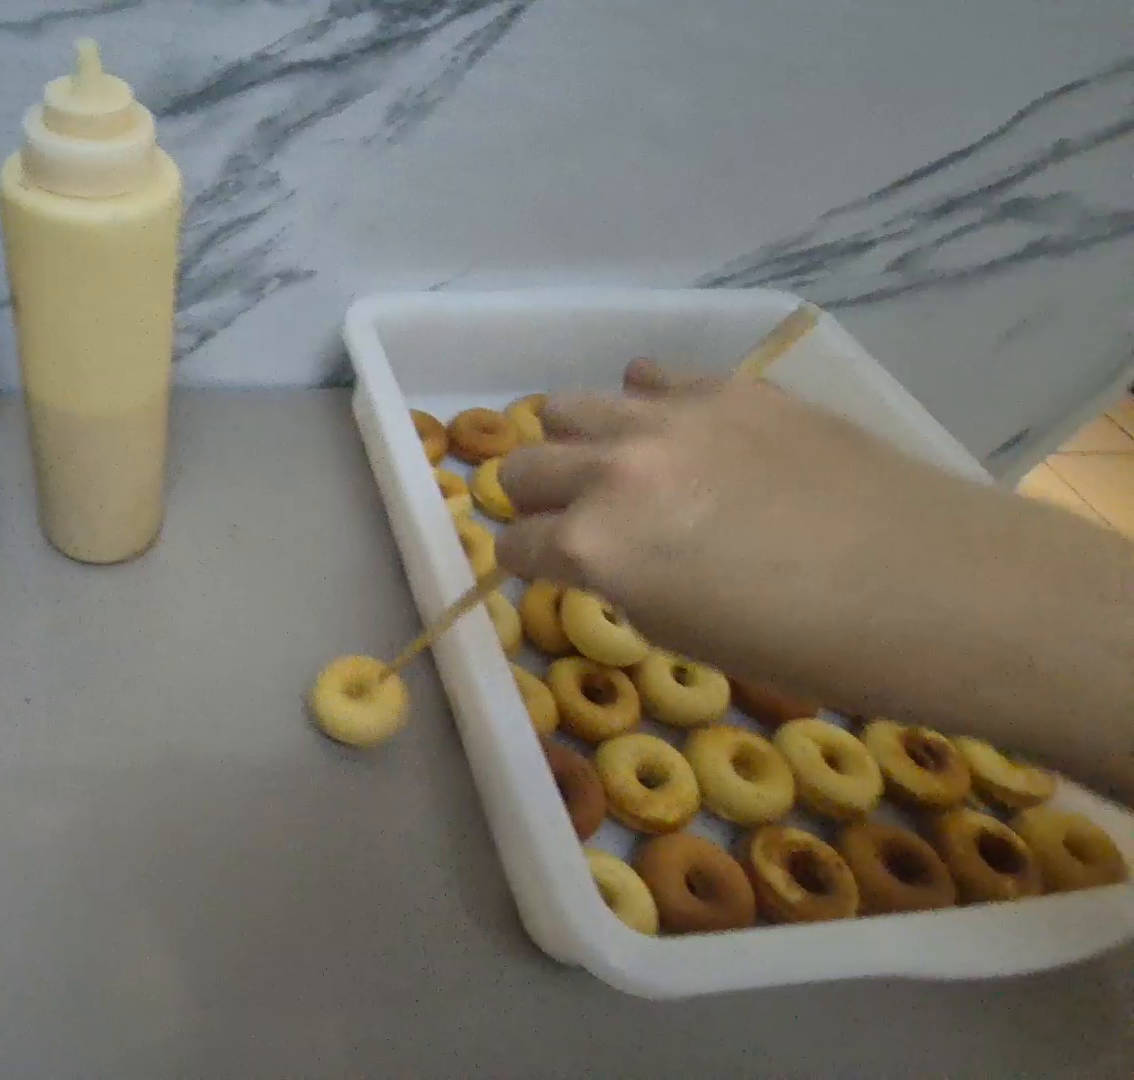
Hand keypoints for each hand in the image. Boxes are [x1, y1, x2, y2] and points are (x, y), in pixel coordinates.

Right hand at [493, 359, 1125, 707]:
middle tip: (570, 518)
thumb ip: (609, 577)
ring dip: (572, 444)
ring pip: (564, 409)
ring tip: (608, 464)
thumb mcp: (670, 627)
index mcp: (591, 546)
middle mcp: (609, 473)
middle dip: (534, 499)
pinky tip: (665, 425)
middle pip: (521, 469)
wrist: (937, 589)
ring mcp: (666, 420)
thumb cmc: (795, 643)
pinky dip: (641, 403)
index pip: (512, 545)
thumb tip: (590, 549)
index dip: (522, 561)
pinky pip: (648, 377)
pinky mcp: (725, 390)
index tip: (542, 566)